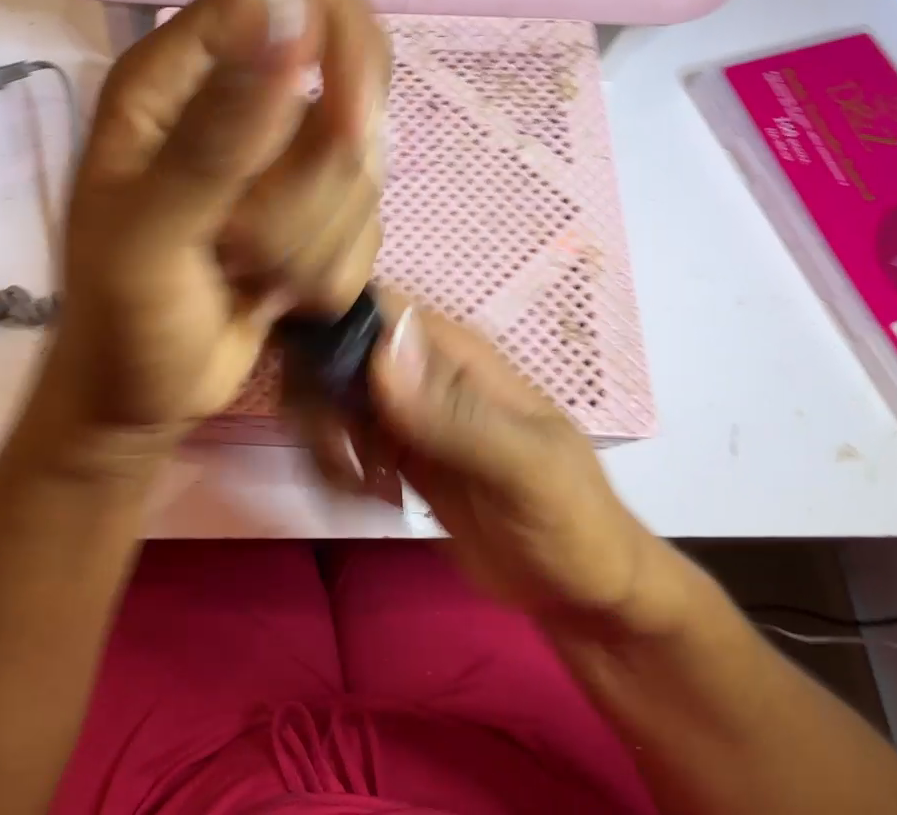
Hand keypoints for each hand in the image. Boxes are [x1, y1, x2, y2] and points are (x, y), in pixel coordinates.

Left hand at [33, 0, 388, 466]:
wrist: (138, 396)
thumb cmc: (121, 321)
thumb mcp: (152, 237)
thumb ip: (215, 134)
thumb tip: (286, 8)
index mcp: (176, 73)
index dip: (340, 45)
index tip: (345, 131)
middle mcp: (234, 97)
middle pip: (351, 85)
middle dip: (310, 190)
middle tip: (237, 246)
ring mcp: (279, 156)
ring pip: (364, 169)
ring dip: (311, 244)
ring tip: (242, 276)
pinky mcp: (313, 211)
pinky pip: (369, 227)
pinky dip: (327, 274)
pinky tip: (270, 296)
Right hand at [299, 294, 677, 633]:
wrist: (578, 589)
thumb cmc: (570, 520)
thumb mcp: (524, 469)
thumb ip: (456, 413)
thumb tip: (379, 357)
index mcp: (457, 354)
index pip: (376, 307)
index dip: (331, 326)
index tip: (317, 381)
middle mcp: (422, 371)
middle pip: (337, 351)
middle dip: (320, 399)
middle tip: (342, 457)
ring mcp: (404, 411)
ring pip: (330, 395)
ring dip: (323, 437)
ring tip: (358, 485)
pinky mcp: (393, 451)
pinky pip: (339, 439)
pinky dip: (333, 463)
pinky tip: (364, 494)